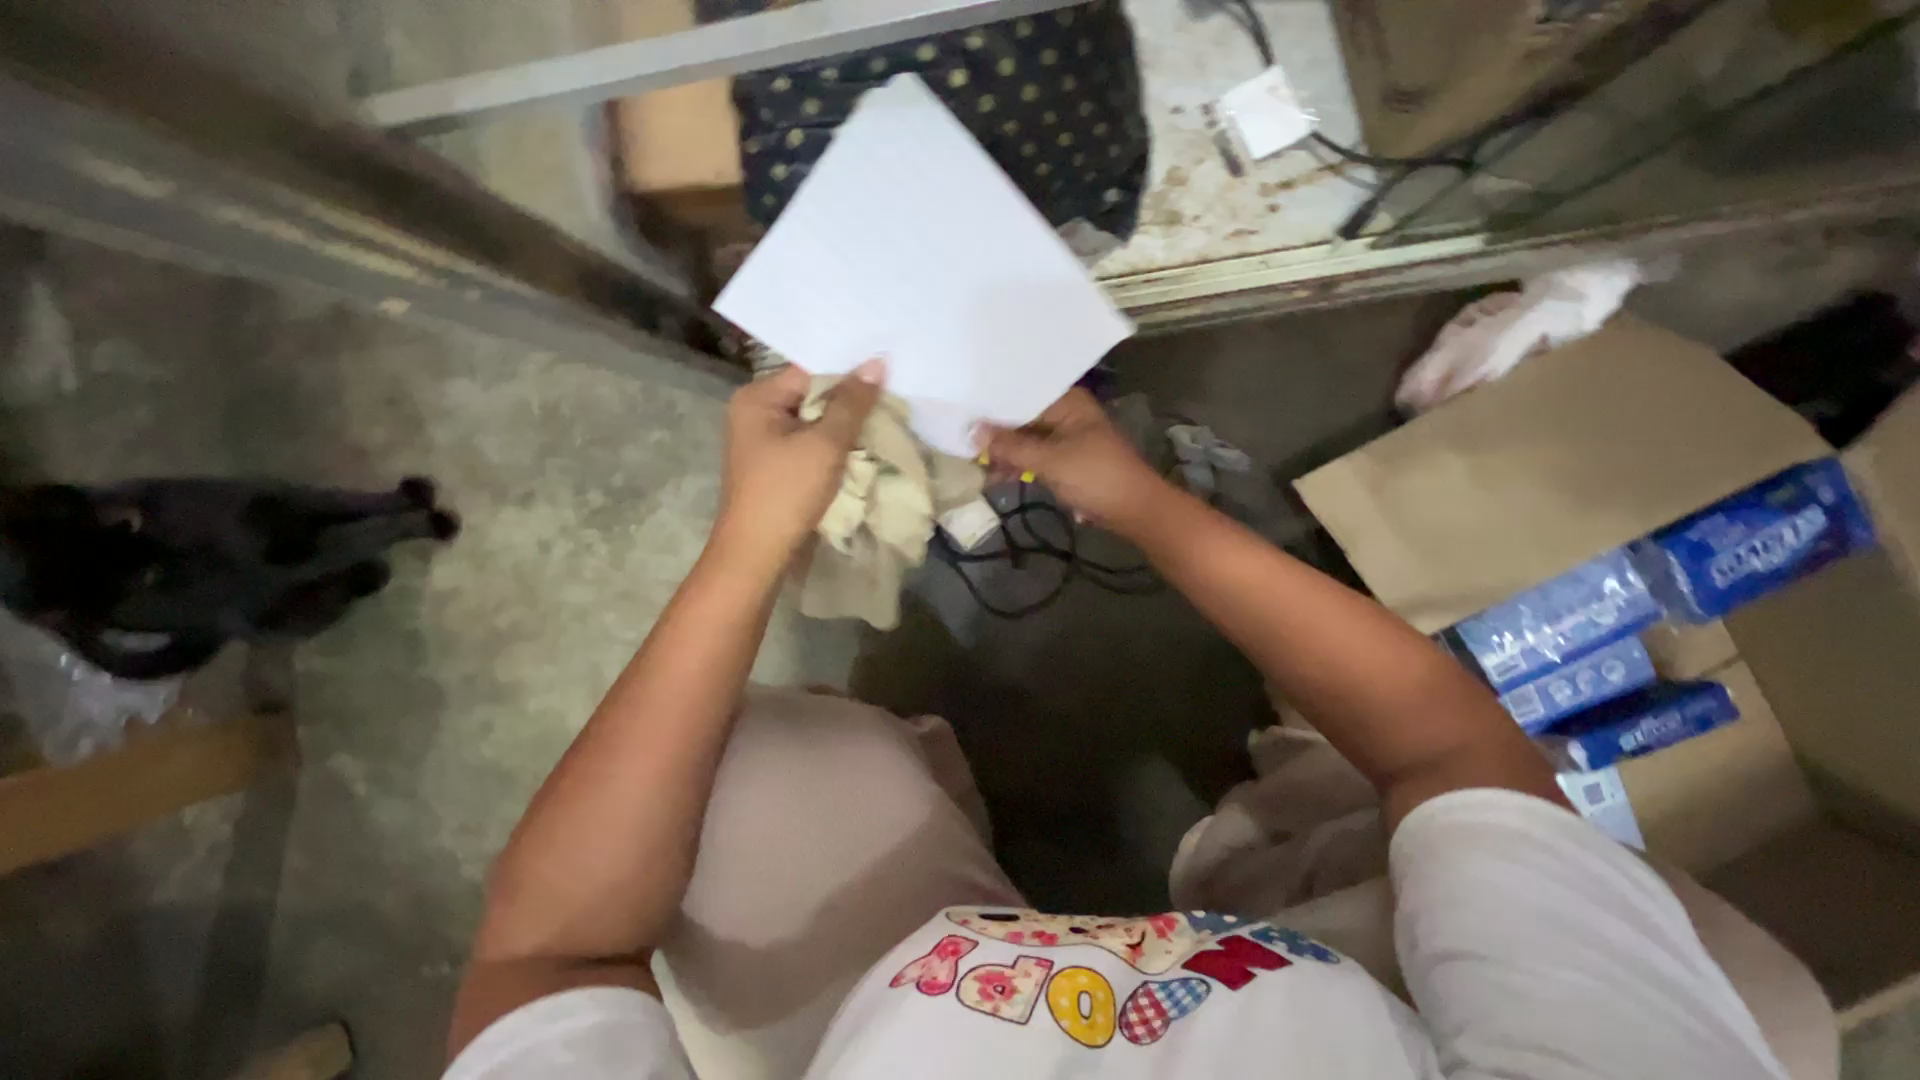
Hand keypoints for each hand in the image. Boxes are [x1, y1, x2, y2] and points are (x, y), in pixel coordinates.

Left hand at [713, 359, 883, 567]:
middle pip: (812, 394)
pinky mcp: (774, 466)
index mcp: (756, 398)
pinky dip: (833, 446)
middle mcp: (754, 413)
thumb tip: (877, 363)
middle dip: (849, 401)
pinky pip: (809, 443)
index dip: (849, 373)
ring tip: (882, 421)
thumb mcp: (824, 445)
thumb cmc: (786, 493)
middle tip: (892, 397)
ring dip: (844, 426)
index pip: (810, 371)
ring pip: (813, 421)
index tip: (887, 376)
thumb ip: (852, 403)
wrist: (758, 554)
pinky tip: (860, 447)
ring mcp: (763, 441)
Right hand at [980, 389, 1172, 532]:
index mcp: (1067, 402)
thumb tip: (972, 432)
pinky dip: (1019, 464)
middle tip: (961, 440)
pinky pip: (1035, 456)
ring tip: (975, 463)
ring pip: (1026, 438)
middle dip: (995, 431)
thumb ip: (1010, 446)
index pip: (1021, 394)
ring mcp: (1067, 437)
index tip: (961, 412)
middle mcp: (1066, 413)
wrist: (1135, 510)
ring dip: (1005, 451)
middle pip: (1022, 416)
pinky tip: (996, 476)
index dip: (992, 405)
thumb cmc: (1095, 477)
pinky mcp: (1067, 459)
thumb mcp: (1049, 461)